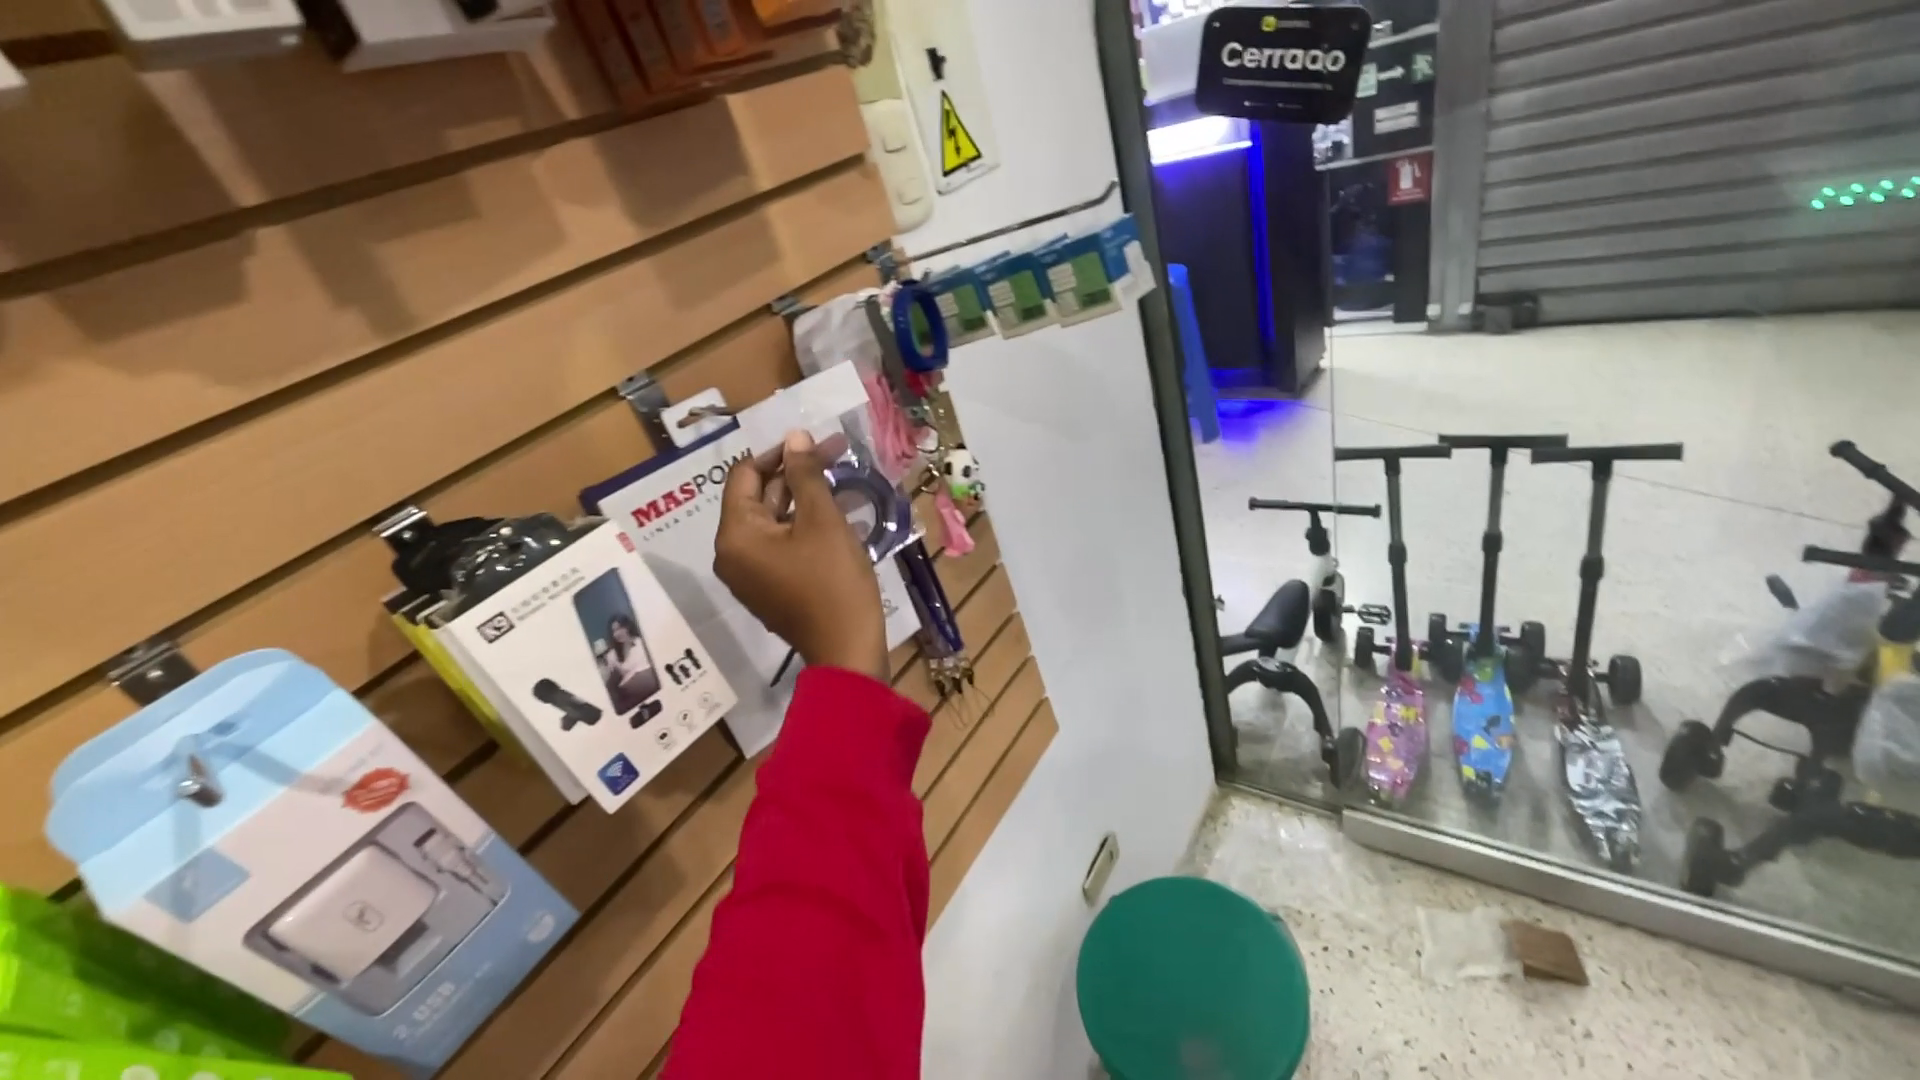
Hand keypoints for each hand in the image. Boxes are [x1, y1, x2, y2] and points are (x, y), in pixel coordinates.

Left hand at [714, 430, 886, 680]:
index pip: (745, 474)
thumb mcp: (822, 520)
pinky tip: (834, 514)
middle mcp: (732, 553)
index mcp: (735, 534)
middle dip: (795, 474)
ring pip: (772, 521)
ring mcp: (750, 574)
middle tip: (835, 454)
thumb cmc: (833, 581)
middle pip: (758, 497)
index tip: (816, 443)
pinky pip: (780, 544)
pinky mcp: (770, 587)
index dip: (779, 453)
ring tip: (838, 480)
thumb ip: (806, 474)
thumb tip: (795, 437)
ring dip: (802, 498)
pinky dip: (802, 525)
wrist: (847, 649)